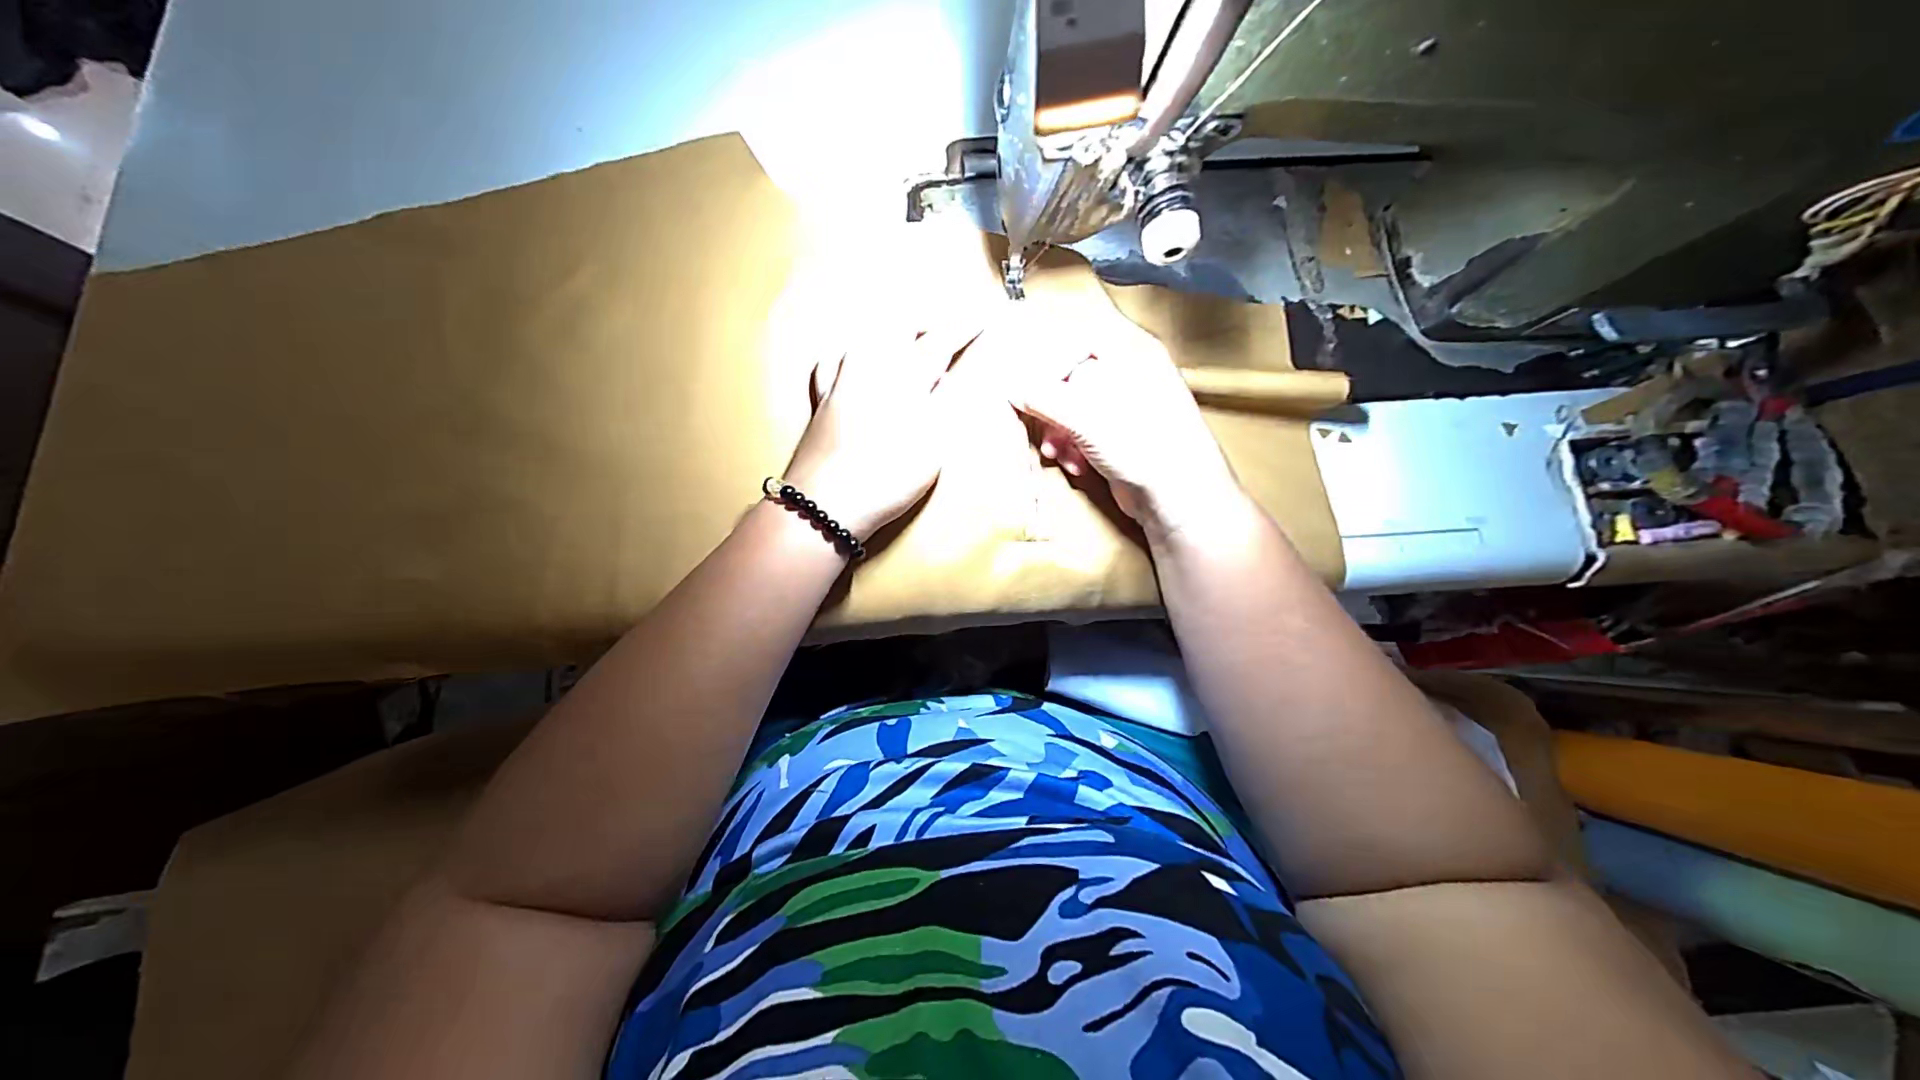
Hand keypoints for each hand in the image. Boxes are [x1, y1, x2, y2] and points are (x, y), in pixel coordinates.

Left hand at [781, 323, 980, 539]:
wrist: (825, 506)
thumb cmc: (885, 477)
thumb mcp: (933, 443)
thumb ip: (945, 404)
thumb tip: (950, 378)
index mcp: (903, 377)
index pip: (938, 341)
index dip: (961, 329)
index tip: (978, 321)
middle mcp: (868, 369)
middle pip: (898, 328)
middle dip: (925, 325)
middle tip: (945, 332)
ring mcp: (840, 382)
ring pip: (866, 340)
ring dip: (890, 334)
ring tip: (905, 343)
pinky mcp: (822, 402)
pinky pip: (835, 362)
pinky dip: (851, 356)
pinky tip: (853, 363)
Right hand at [1010, 319, 1249, 542]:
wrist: (1178, 497)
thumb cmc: (1148, 445)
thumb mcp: (1084, 415)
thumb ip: (1043, 397)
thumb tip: (1013, 388)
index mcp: (1131, 353)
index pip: (1076, 340)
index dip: (1046, 361)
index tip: (1023, 383)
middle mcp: (1132, 375)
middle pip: (1071, 378)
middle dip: (1050, 407)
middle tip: (1039, 422)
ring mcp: (1128, 408)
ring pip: (1075, 409)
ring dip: (1058, 432)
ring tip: (1056, 450)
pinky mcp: (1124, 438)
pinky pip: (1085, 433)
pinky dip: (1073, 447)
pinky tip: (1074, 463)